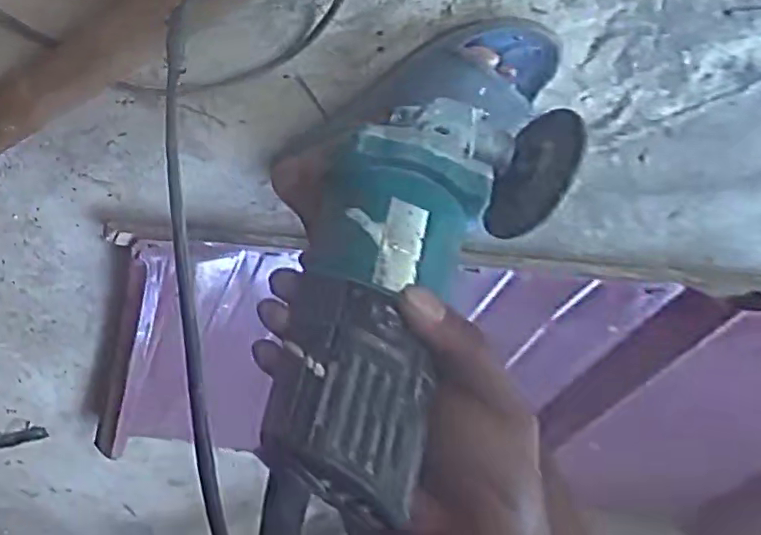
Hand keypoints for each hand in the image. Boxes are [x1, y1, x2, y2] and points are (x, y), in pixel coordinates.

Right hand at [262, 153, 556, 534]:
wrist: (475, 532)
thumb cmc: (492, 461)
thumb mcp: (494, 398)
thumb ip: (462, 345)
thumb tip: (407, 292)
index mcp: (411, 343)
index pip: (368, 294)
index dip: (339, 270)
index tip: (313, 254)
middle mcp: (374, 356)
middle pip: (328, 312)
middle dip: (300, 291)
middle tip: (283, 283)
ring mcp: (348, 387)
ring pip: (306, 341)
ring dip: (282, 321)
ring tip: (272, 314)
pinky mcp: (326, 420)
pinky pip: (293, 385)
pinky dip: (274, 363)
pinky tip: (265, 354)